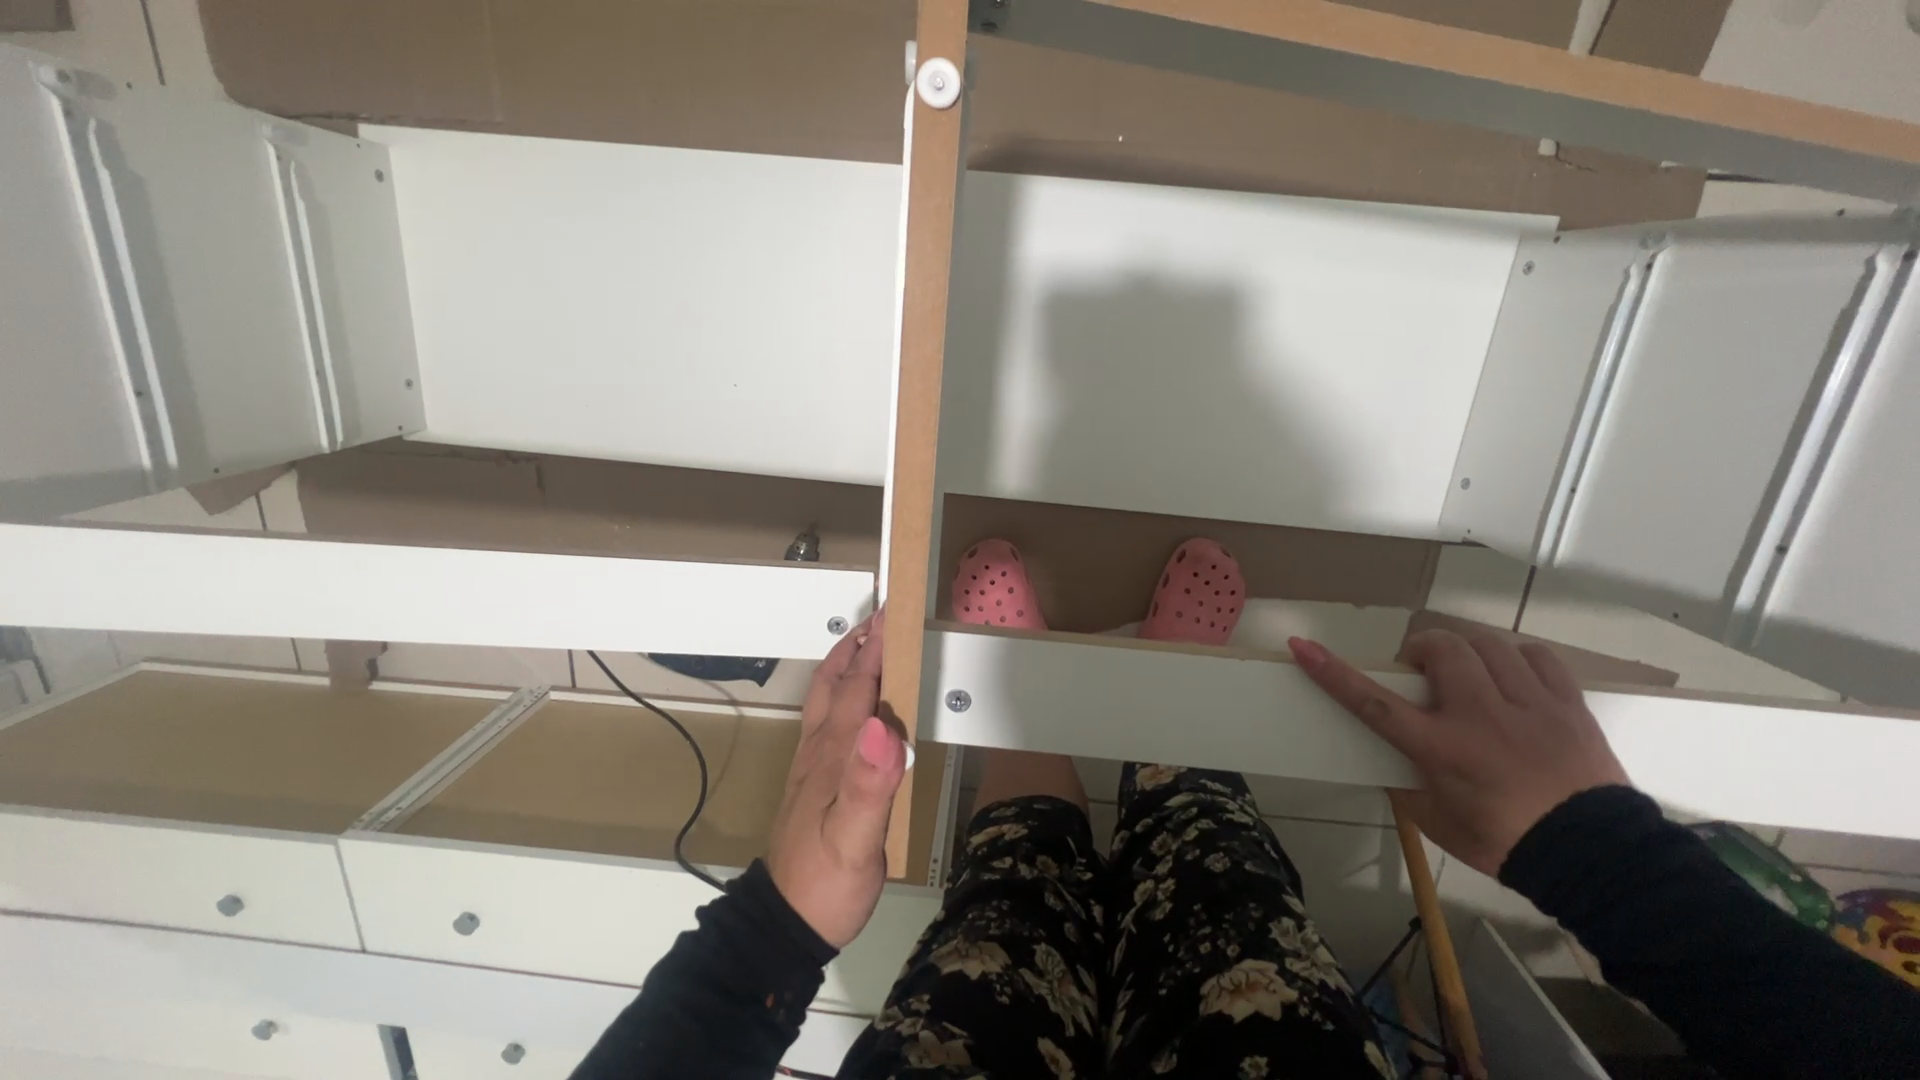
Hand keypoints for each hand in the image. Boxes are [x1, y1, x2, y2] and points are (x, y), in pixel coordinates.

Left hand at [766, 610, 910, 948]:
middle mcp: (819, 750)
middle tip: (880, 618)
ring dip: (845, 666)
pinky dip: (842, 696)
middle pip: (835, 685)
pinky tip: (855, 706)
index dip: (875, 649)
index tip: (892, 612)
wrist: (785, 923)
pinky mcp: (813, 783)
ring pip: (826, 701)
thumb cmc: (827, 882)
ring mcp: (812, 766)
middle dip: (856, 647)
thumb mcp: (855, 840)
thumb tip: (885, 725)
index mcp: (834, 754)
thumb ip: (870, 783)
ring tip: (865, 646)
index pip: (858, 688)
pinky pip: (827, 723)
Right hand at [1289, 629, 1630, 876]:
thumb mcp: (1435, 821)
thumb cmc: (1503, 843)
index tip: (1301, 646)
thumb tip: (1391, 756)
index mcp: (1441, 749)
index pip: (1373, 702)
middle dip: (1421, 648)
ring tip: (1468, 673)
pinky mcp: (1568, 705)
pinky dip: (1515, 658)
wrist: (1595, 857)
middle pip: (1441, 649)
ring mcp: (1529, 706)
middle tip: (1423, 672)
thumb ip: (1406, 783)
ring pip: (1487, 645)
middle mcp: (1481, 717)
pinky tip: (1512, 676)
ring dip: (1466, 650)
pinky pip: (1537, 657)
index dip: (1332, 672)